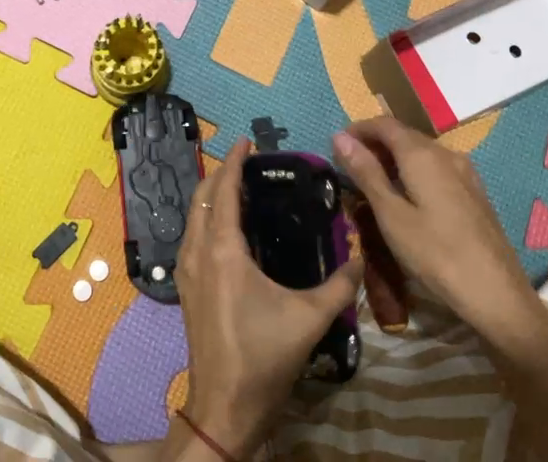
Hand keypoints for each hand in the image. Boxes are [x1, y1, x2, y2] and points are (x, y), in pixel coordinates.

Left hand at [175, 138, 363, 457]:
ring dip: (211, 195)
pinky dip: (206, 218)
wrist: (225, 405)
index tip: (248, 142)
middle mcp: (197, 252)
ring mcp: (186, 271)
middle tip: (247, 161)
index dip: (234, 162)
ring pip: (193, 216)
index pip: (223, 190)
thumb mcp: (310, 318)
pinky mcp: (186, 288)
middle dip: (221, 173)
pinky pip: (192, 236)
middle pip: (202, 197)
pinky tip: (227, 228)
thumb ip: (341, 284)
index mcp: (222, 250)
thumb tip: (362, 254)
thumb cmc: (264, 355)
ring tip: (237, 186)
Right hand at [332, 117, 539, 339]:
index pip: (384, 124)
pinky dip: (414, 172)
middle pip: (404, 135)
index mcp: (423, 154)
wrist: (496, 293)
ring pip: (422, 152)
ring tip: (373, 183)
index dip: (358, 129)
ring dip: (394, 159)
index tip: (336, 145)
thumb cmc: (435, 254)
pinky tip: (407, 197)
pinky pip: (436, 169)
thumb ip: (366, 173)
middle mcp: (446, 153)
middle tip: (350, 167)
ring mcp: (465, 173)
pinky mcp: (474, 192)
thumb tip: (339, 137)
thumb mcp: (391, 215)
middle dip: (375, 144)